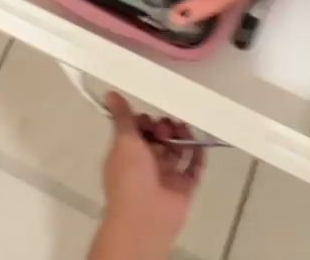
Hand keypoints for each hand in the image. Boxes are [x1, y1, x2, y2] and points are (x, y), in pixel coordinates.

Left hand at [94, 92, 203, 259]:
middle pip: (159, 138)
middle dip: (164, 127)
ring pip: (177, 150)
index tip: (148, 118)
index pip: (138, 131)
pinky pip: (194, 166)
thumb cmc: (129, 176)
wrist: (145, 217)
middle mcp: (146, 164)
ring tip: (183, 130)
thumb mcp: (123, 139)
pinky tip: (200, 140)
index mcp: (127, 154)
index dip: (144, 122)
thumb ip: (122, 116)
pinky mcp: (183, 186)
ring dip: (181, 136)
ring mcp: (166, 176)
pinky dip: (198, 153)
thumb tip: (109, 93)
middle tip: (166, 127)